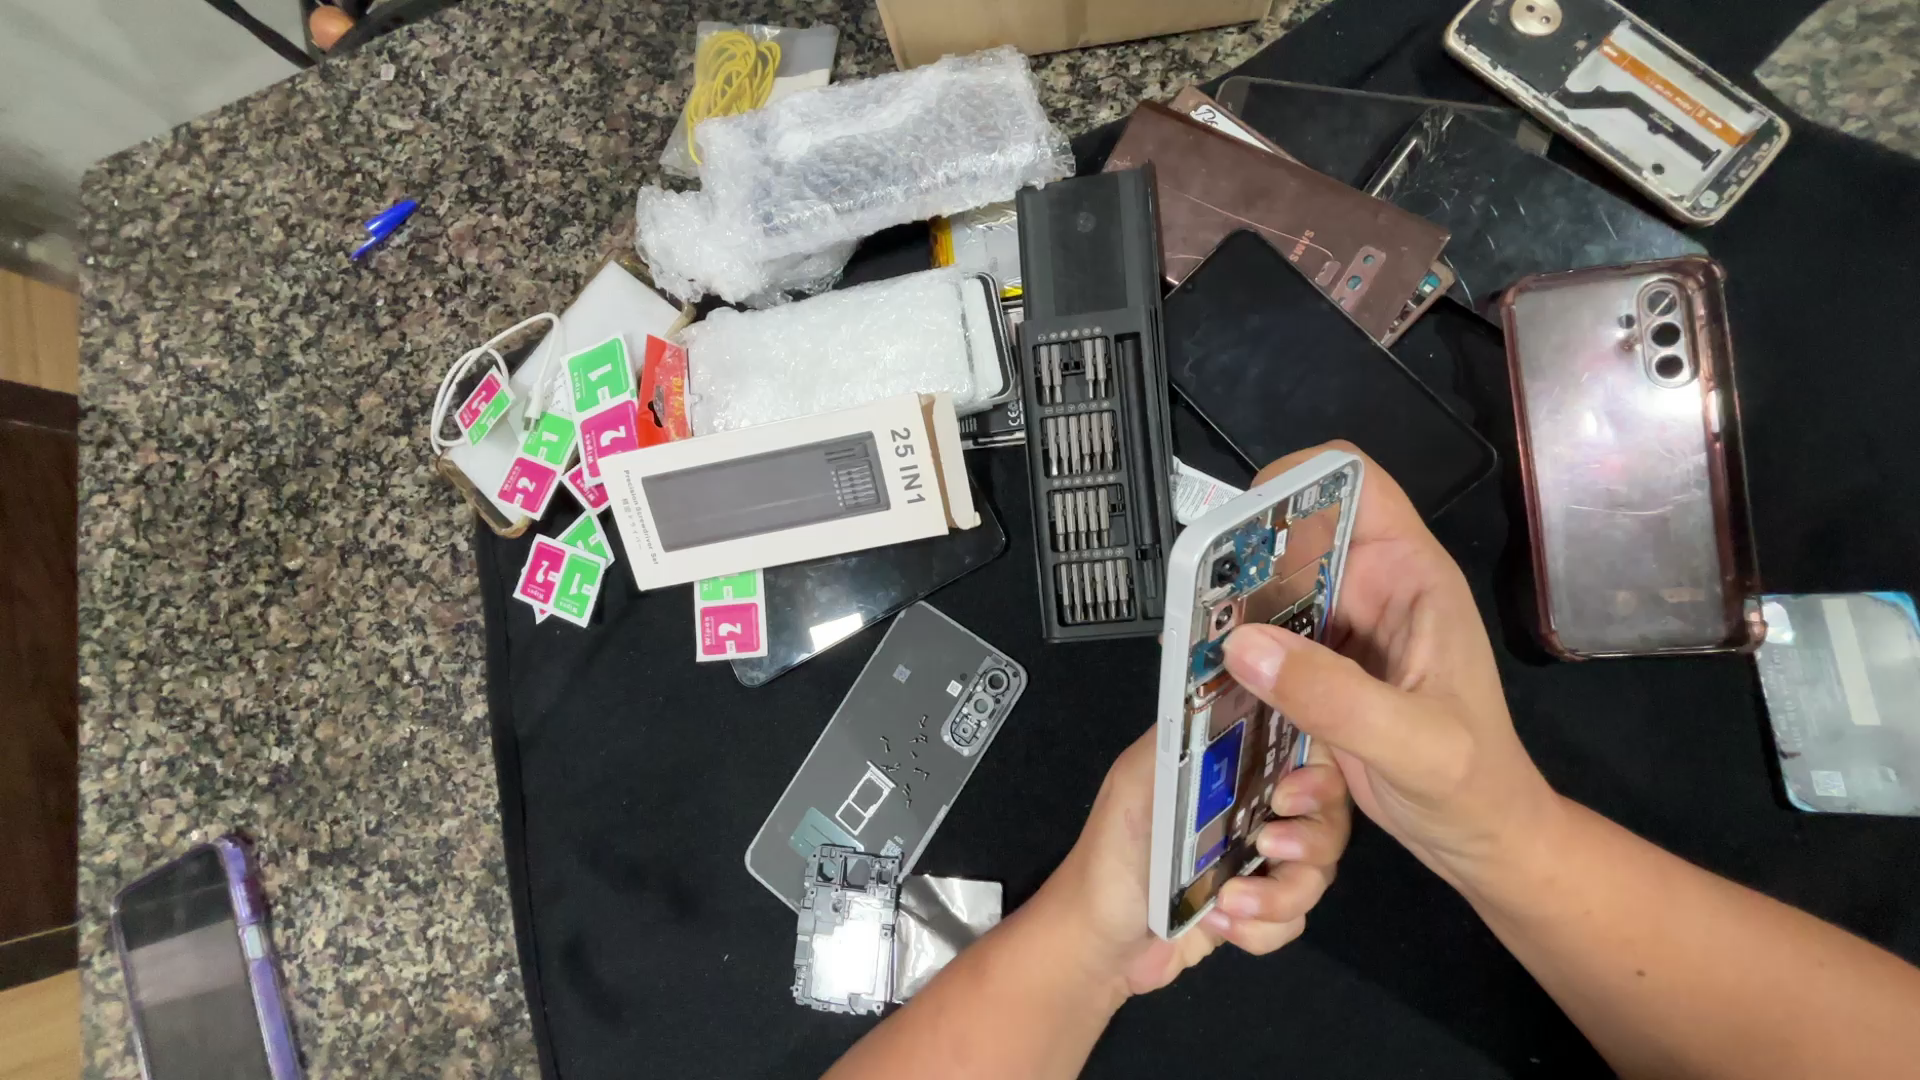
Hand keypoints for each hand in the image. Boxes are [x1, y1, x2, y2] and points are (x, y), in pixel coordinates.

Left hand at [1031, 723, 1351, 998]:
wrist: (1103, 945)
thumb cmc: (1111, 852)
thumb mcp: (1136, 781)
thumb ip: (1182, 738)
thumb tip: (1228, 688)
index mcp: (1224, 768)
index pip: (1294, 748)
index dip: (1312, 766)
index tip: (1289, 793)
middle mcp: (1250, 807)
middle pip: (1324, 813)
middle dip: (1307, 839)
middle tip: (1267, 847)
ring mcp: (1257, 860)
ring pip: (1316, 873)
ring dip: (1277, 895)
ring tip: (1227, 902)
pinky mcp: (1259, 910)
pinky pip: (1295, 920)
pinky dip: (1260, 929)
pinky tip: (1216, 925)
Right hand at [1221, 443, 1559, 894]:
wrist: (1483, 837)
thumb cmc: (1473, 786)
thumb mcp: (1415, 746)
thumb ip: (1334, 697)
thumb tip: (1240, 644)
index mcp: (1408, 574)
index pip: (1351, 481)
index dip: (1293, 481)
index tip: (1240, 532)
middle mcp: (1368, 587)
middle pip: (1292, 535)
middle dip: (1240, 559)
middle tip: (1197, 607)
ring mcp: (1339, 625)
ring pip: (1268, 585)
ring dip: (1229, 608)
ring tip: (1194, 647)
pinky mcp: (1316, 662)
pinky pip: (1262, 633)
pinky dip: (1233, 648)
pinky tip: (1212, 679)